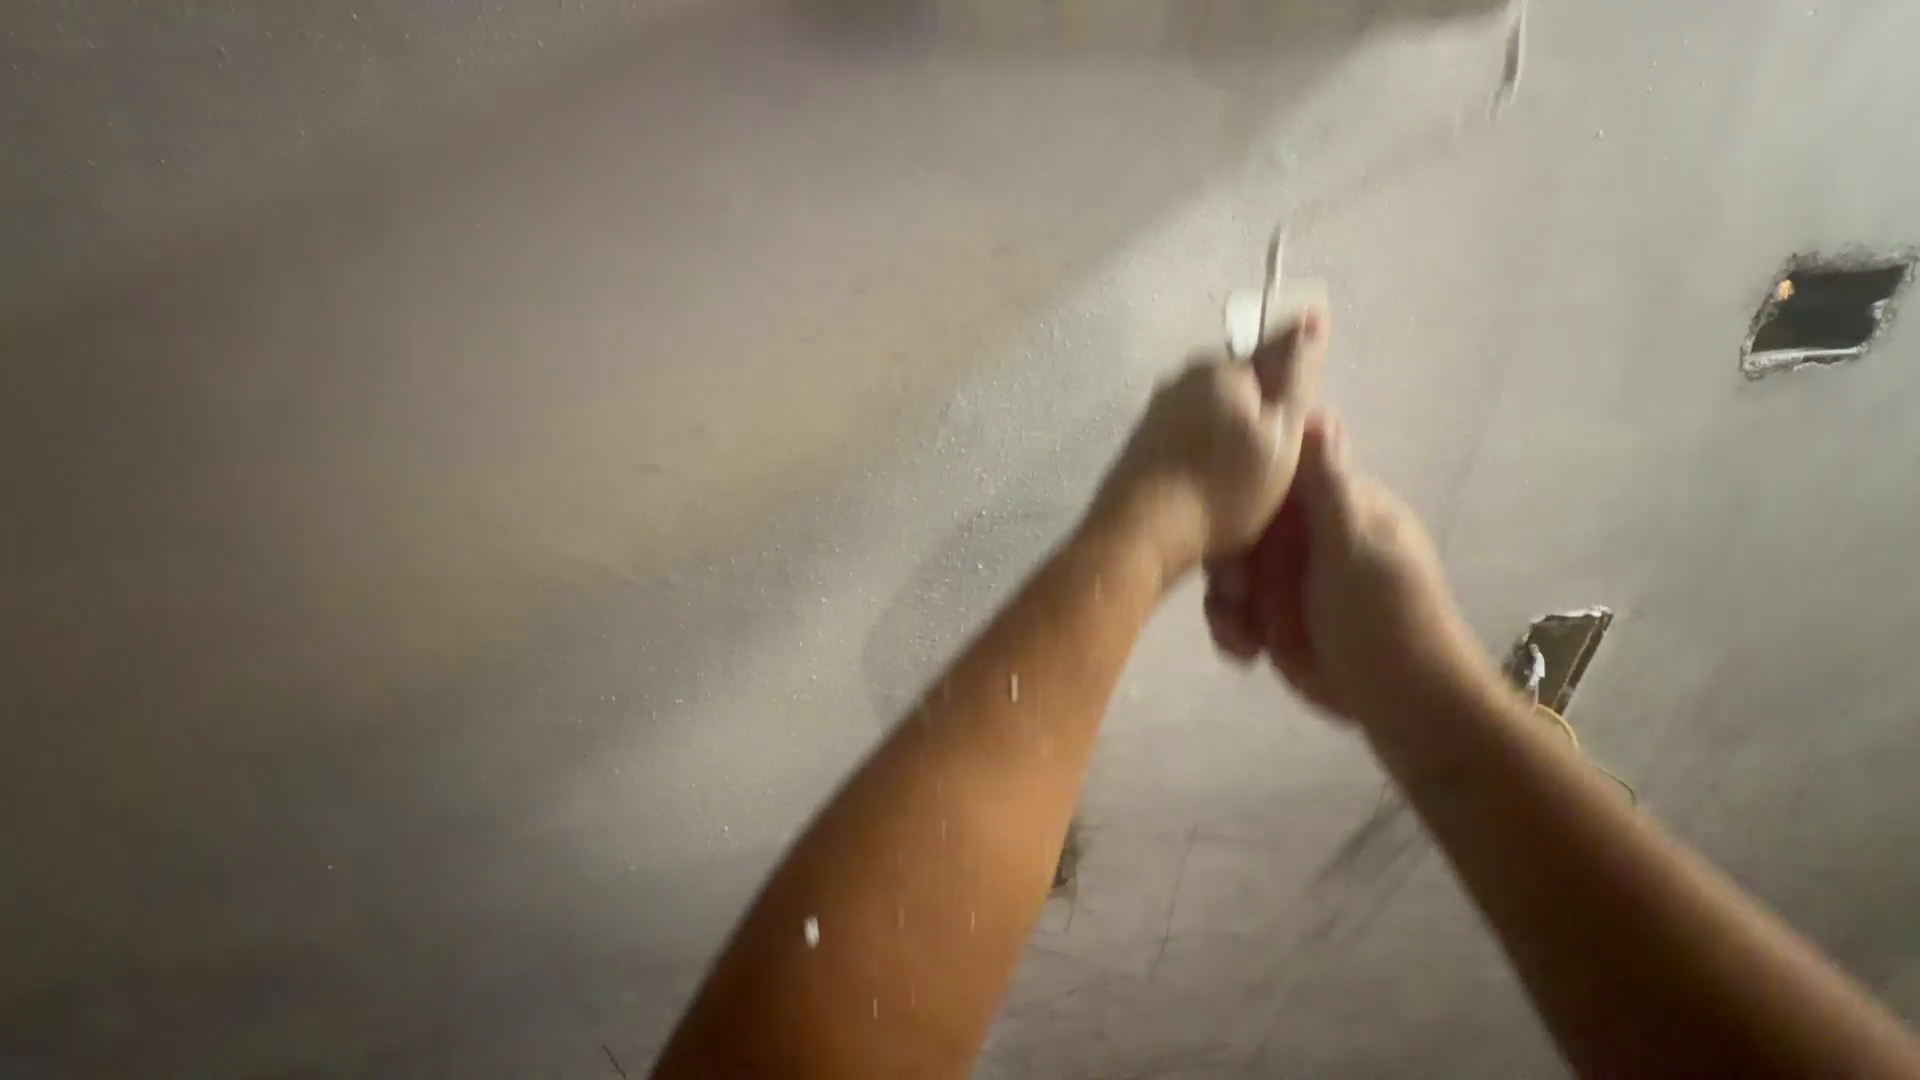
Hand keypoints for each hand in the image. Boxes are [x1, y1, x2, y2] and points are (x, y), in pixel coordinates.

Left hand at [1091, 306, 1328, 581]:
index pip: (1271, 358)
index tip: (1295, 436)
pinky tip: (1210, 492)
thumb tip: (1311, 312)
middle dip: (1259, 417)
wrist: (1141, 535)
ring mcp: (1154, 414)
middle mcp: (1180, 380)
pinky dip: (1203, 461)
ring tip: (1244, 487)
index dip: (1291, 395)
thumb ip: (1296, 373)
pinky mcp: (1140, 448)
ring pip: (1211, 419)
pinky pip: (1187, 444)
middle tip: (1275, 467)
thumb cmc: (1222, 486)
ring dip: (1230, 443)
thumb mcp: (1280, 430)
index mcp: (1218, 368)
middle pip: (1238, 390)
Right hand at [1204, 412, 1497, 728]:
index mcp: (1336, 507)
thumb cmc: (1386, 619)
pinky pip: (1234, 610)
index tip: (1223, 526)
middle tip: (1231, 594)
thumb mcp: (1353, 547)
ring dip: (1225, 603)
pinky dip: (1232, 629)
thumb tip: (1315, 411)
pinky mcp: (1275, 618)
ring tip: (1239, 633)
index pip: (1271, 482)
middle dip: (1226, 565)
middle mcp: (1307, 538)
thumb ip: (1325, 486)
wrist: (1403, 706)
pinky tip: (1244, 650)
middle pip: (1240, 530)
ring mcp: (1289, 580)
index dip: (1240, 500)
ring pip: (1229, 573)